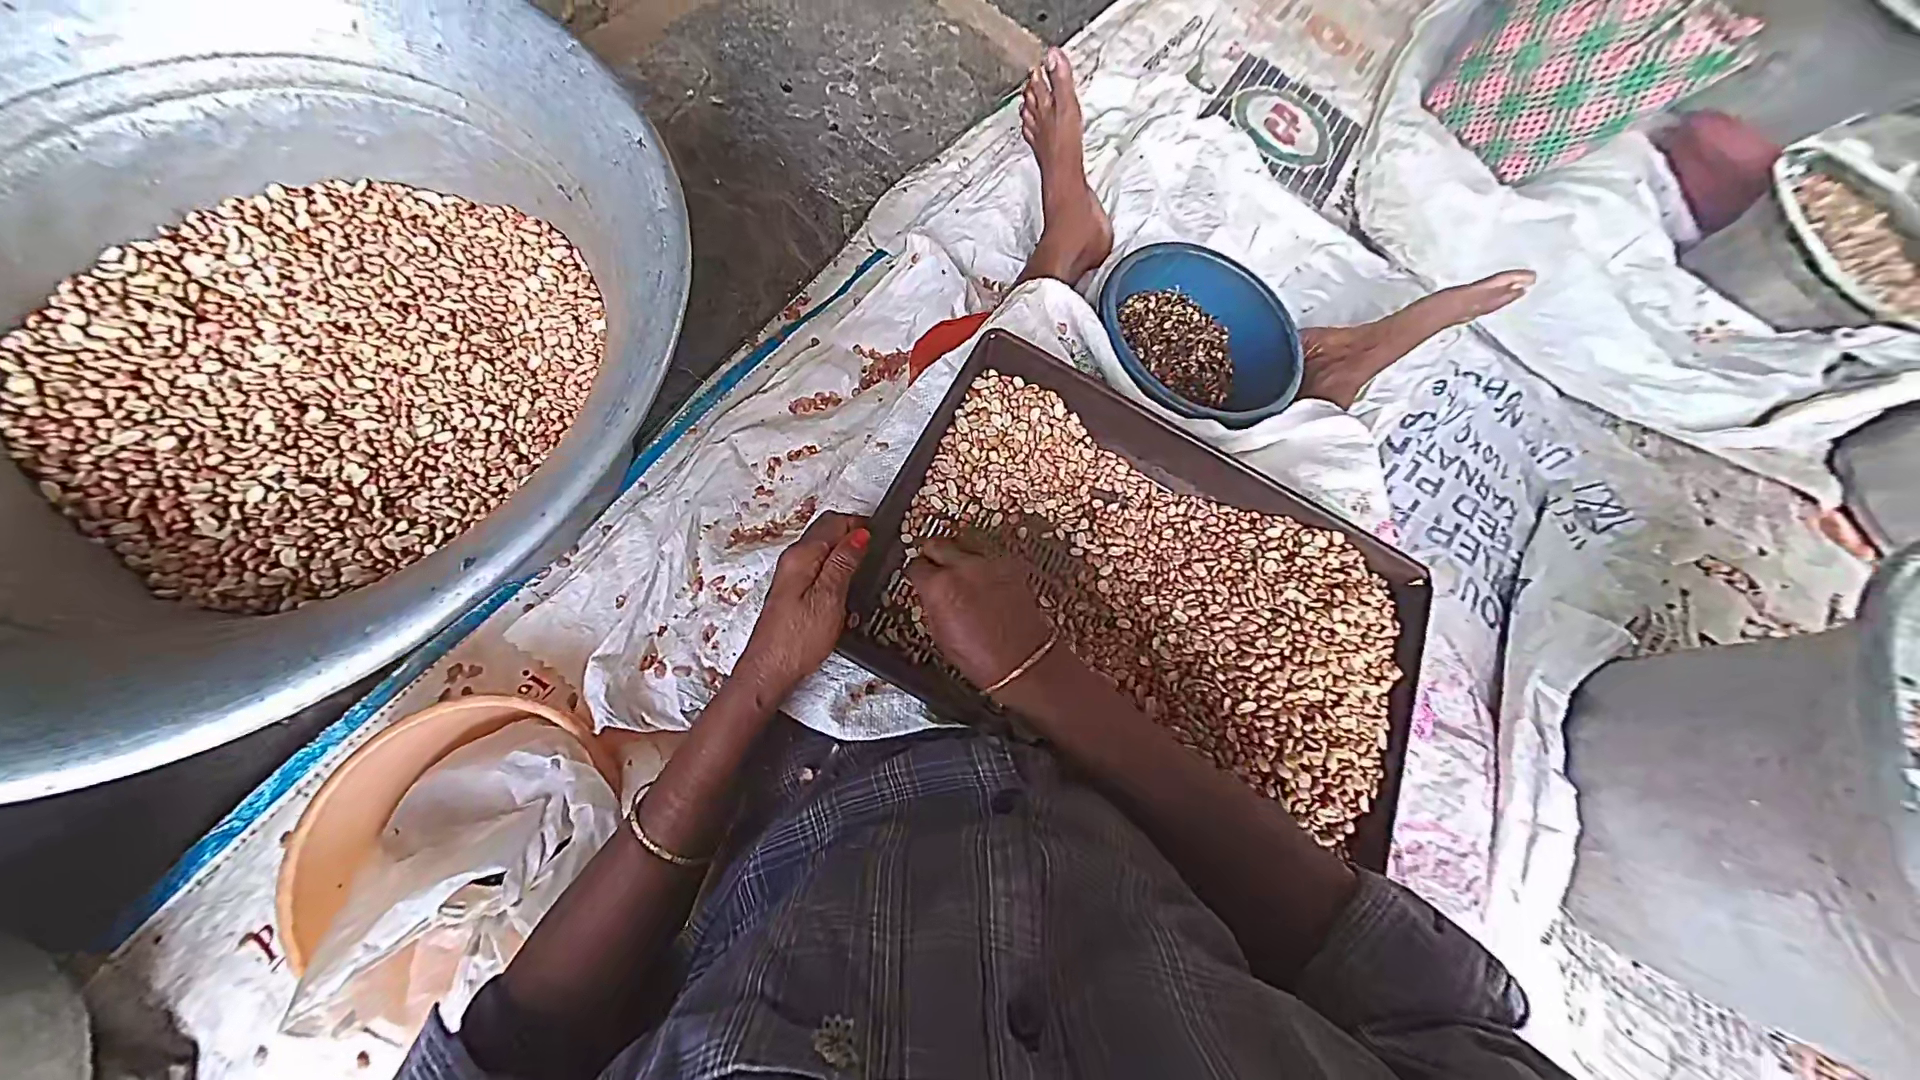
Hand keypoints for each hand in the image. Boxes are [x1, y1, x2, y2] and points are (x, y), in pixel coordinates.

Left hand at [735, 511, 869, 700]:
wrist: (769, 671)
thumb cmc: (798, 640)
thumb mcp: (829, 598)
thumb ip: (844, 563)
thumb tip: (860, 534)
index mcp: (801, 555)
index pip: (834, 522)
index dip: (860, 524)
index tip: (883, 534)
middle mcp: (793, 559)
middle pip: (827, 531)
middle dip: (854, 533)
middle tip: (880, 547)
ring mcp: (792, 575)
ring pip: (824, 549)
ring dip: (846, 551)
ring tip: (870, 564)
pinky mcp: (794, 591)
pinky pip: (819, 567)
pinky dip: (837, 568)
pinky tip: (850, 583)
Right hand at [904, 539, 1054, 692]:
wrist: (1020, 660)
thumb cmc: (980, 656)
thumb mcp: (939, 633)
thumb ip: (931, 603)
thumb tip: (929, 592)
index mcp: (938, 586)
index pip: (916, 566)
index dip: (917, 574)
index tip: (919, 578)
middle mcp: (962, 567)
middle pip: (938, 544)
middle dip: (933, 554)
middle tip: (934, 567)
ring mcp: (988, 563)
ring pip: (964, 546)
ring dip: (959, 557)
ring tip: (960, 575)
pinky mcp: (1010, 565)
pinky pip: (988, 557)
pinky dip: (982, 565)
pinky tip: (983, 581)